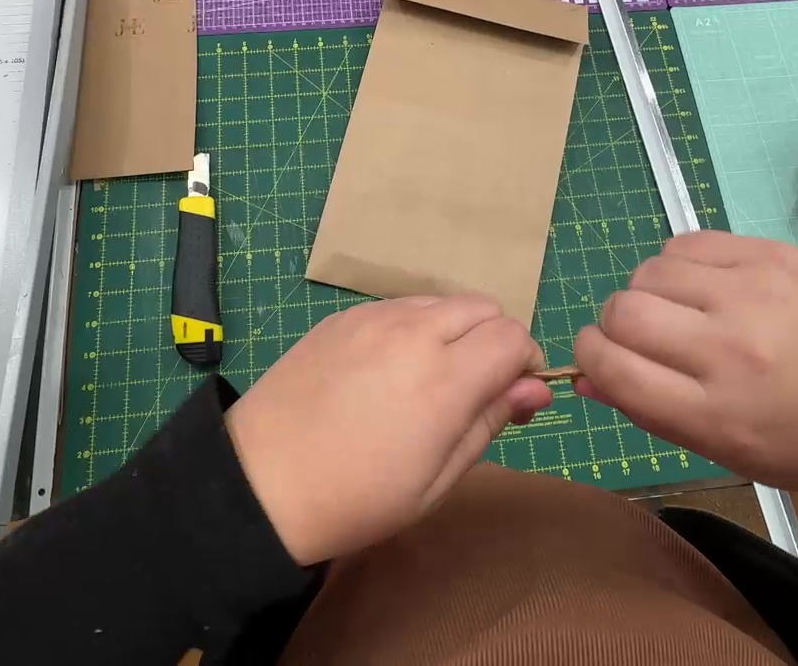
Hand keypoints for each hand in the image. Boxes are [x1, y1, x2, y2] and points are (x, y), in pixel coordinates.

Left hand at [224, 296, 552, 564]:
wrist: (262, 482)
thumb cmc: (358, 498)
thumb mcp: (438, 479)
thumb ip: (490, 420)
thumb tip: (535, 387)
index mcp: (443, 378)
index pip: (512, 334)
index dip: (522, 363)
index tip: (508, 394)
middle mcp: (413, 331)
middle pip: (483, 305)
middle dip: (492, 340)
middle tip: (469, 387)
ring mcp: (374, 316)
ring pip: (441, 300)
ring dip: (453, 329)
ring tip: (424, 378)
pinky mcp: (343, 315)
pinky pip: (400, 305)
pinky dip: (413, 326)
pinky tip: (386, 368)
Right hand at [573, 233, 797, 488]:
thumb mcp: (734, 452)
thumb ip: (653, 413)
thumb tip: (588, 376)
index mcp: (720, 415)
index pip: (614, 368)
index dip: (589, 358)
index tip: (598, 357)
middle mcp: (729, 348)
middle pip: (622, 312)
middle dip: (613, 326)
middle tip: (643, 338)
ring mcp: (750, 292)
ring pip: (647, 272)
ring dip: (648, 293)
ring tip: (682, 311)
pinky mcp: (766, 252)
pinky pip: (684, 243)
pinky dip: (678, 266)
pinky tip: (704, 285)